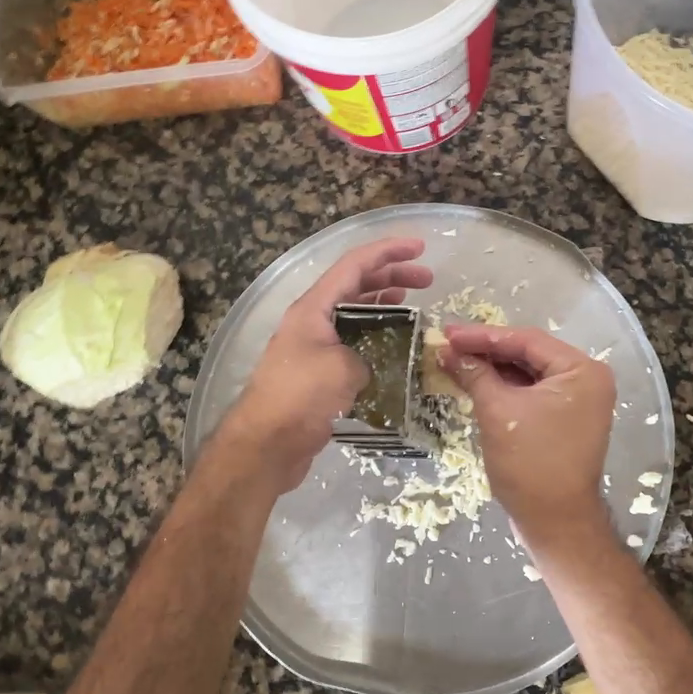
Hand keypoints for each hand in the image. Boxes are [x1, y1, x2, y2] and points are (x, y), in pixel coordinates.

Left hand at [214, 237, 431, 497]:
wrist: (265, 445)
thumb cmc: (301, 398)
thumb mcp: (343, 368)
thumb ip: (365, 355)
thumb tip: (369, 364)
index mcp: (313, 308)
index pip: (354, 265)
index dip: (388, 251)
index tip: (420, 247)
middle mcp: (311, 320)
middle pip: (355, 284)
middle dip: (391, 275)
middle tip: (427, 279)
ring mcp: (312, 347)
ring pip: (353, 312)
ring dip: (383, 303)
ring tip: (412, 303)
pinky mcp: (317, 373)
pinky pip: (351, 342)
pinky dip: (374, 336)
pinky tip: (392, 345)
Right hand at [439, 324, 615, 545]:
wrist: (555, 523)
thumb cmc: (531, 464)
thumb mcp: (498, 412)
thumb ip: (474, 374)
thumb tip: (447, 351)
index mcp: (582, 371)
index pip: (527, 340)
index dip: (483, 336)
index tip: (448, 332)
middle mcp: (587, 379)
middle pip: (529, 353)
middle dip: (487, 350)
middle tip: (448, 343)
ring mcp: (578, 401)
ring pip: (528, 373)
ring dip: (493, 368)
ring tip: (455, 359)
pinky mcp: (565, 419)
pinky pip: (532, 392)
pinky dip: (505, 388)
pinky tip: (475, 382)